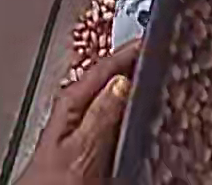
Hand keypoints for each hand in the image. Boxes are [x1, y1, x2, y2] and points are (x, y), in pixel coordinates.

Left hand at [13, 40, 140, 184]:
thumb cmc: (55, 180)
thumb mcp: (81, 149)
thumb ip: (100, 115)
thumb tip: (121, 83)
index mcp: (72, 103)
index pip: (103, 69)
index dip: (126, 53)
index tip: (147, 41)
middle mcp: (76, 108)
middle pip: (107, 78)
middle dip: (130, 65)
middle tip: (155, 55)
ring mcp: (82, 124)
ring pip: (110, 96)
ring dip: (129, 85)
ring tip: (150, 75)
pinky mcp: (88, 142)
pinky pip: (112, 116)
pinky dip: (126, 107)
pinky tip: (137, 111)